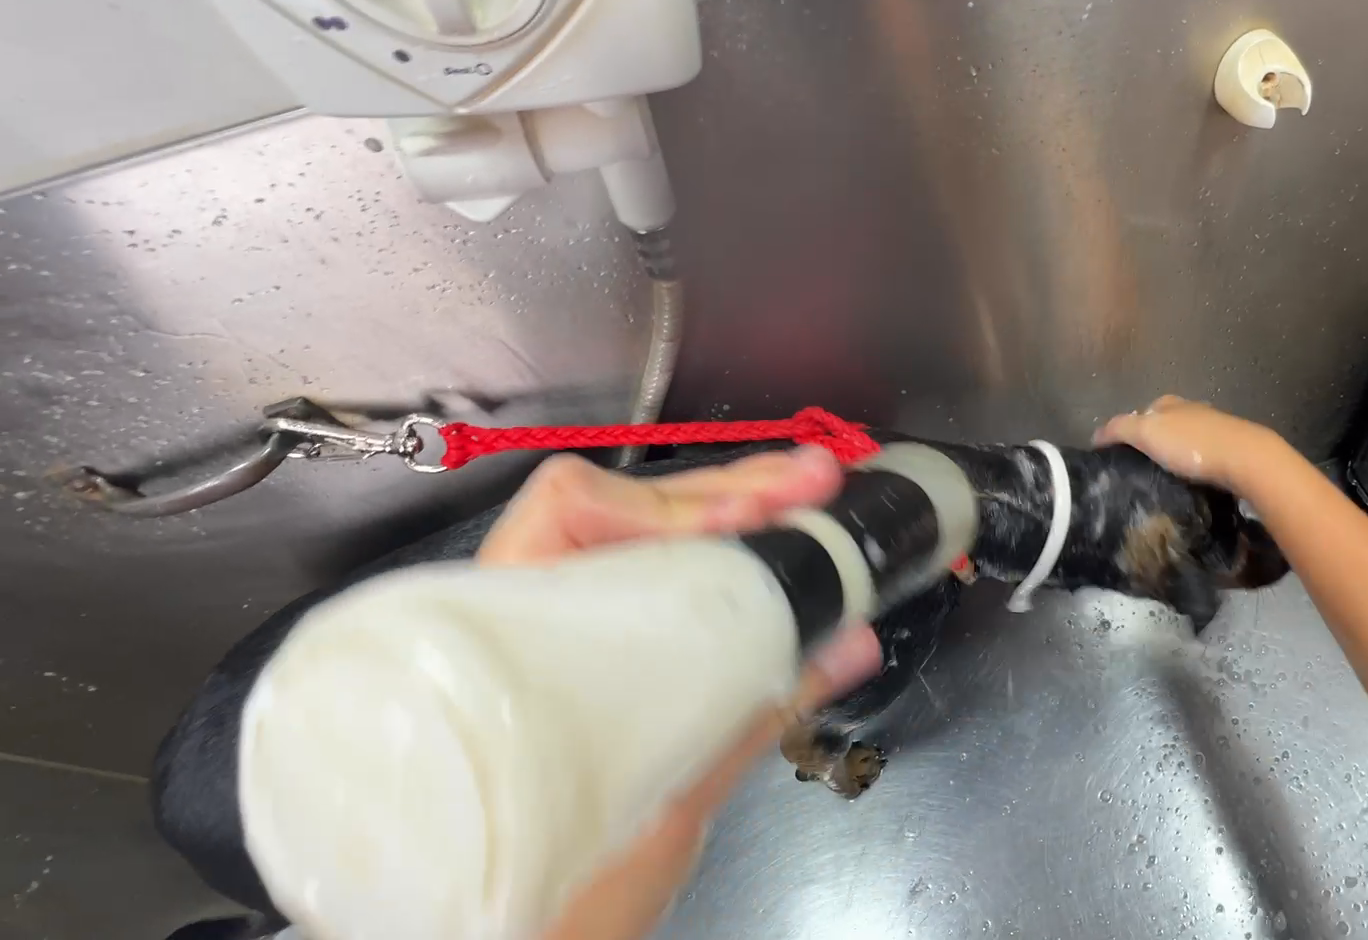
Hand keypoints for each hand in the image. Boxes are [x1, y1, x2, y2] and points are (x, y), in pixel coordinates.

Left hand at [476, 448, 881, 939]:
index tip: (738, 523)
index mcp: (510, 637)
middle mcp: (536, 609)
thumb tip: (849, 642)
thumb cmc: (551, 901)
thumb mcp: (655, 811)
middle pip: (634, 509)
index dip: (661, 506)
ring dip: (741, 507)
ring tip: (811, 494)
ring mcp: (576, 624)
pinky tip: (785, 547)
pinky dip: (738, 560)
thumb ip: (751, 719)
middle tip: (813, 479)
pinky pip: (677, 584)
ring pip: (657, 536)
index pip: (569, 512)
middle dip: (734, 489)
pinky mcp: (617, 649)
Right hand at [1093, 396, 1283, 492]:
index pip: (1141, 413)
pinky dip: (1193, 463)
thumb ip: (1118, 429)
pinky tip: (1191, 478)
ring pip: (1185, 439)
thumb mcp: (1145, 433)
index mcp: (1168, 403)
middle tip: (1139, 468)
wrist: (1245, 459)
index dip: (1128, 431)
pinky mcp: (1230, 447)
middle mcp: (1191, 409)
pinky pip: (1203, 454)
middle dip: (1152, 442)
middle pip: (1164, 424)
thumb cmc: (1191, 444)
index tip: (1120, 454)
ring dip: (1174, 453)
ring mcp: (1213, 427)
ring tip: (1163, 476)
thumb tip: (1095, 435)